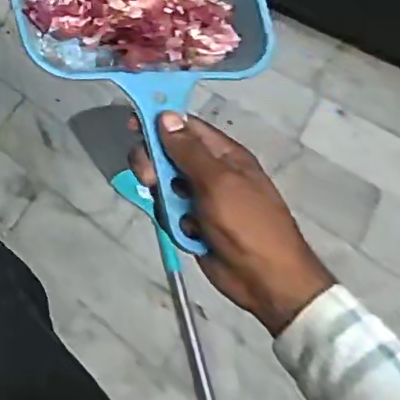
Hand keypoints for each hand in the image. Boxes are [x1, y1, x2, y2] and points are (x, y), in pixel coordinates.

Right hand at [129, 111, 334, 335]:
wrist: (267, 283)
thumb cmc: (248, 226)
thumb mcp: (218, 182)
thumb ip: (188, 150)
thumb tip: (166, 115)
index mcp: (224, 155)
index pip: (184, 126)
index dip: (158, 122)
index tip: (132, 126)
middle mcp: (210, 170)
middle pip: (166, 152)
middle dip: (153, 163)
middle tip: (150, 179)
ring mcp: (199, 196)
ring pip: (162, 180)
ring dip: (162, 194)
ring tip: (173, 210)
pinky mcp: (190, 219)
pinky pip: (166, 207)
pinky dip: (170, 216)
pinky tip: (184, 229)